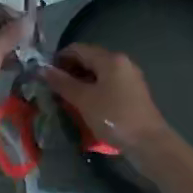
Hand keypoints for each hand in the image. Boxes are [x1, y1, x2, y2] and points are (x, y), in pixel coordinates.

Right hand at [42, 43, 169, 151]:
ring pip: (97, 73)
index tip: (45, 75)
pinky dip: (93, 90)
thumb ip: (62, 83)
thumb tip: (42, 69)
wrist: (150, 144)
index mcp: (110, 59)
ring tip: (66, 98)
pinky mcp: (132, 93)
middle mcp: (121, 63)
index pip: (77, 49)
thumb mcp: (84, 100)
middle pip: (88, 59)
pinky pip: (107, 84)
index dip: (58, 59)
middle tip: (53, 88)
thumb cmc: (114, 117)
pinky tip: (84, 105)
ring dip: (80, 82)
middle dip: (69, 71)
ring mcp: (129, 78)